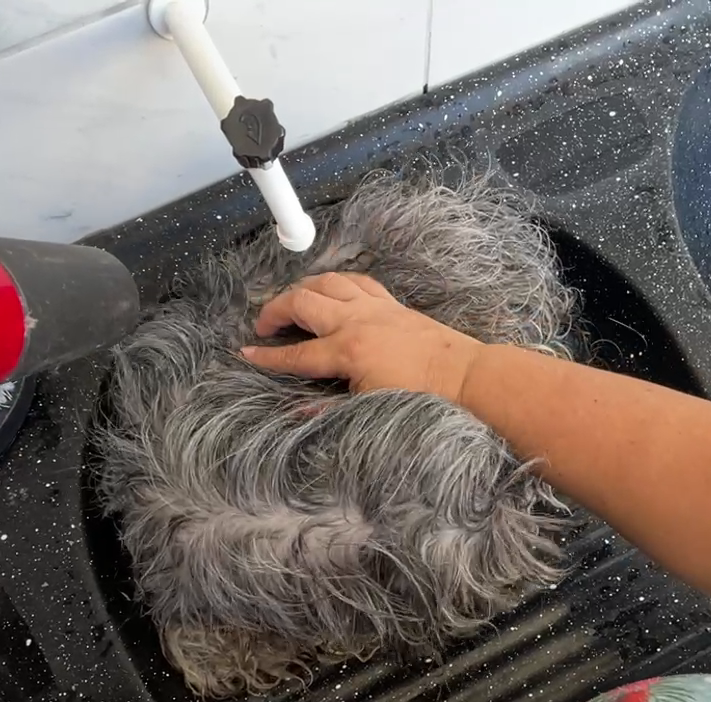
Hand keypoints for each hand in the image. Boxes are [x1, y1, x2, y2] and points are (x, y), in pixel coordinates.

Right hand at [242, 273, 487, 399]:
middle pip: (303, 302)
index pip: (297, 355)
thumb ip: (330, 409)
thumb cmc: (421, 397)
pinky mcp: (392, 303)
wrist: (464, 378)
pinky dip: (337, 282)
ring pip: (328, 282)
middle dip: (276, 310)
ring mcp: (375, 307)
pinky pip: (357, 281)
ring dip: (303, 288)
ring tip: (291, 302)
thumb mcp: (370, 409)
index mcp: (348, 351)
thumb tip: (299, 412)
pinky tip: (332, 290)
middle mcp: (356, 321)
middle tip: (263, 325)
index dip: (268, 357)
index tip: (246, 354)